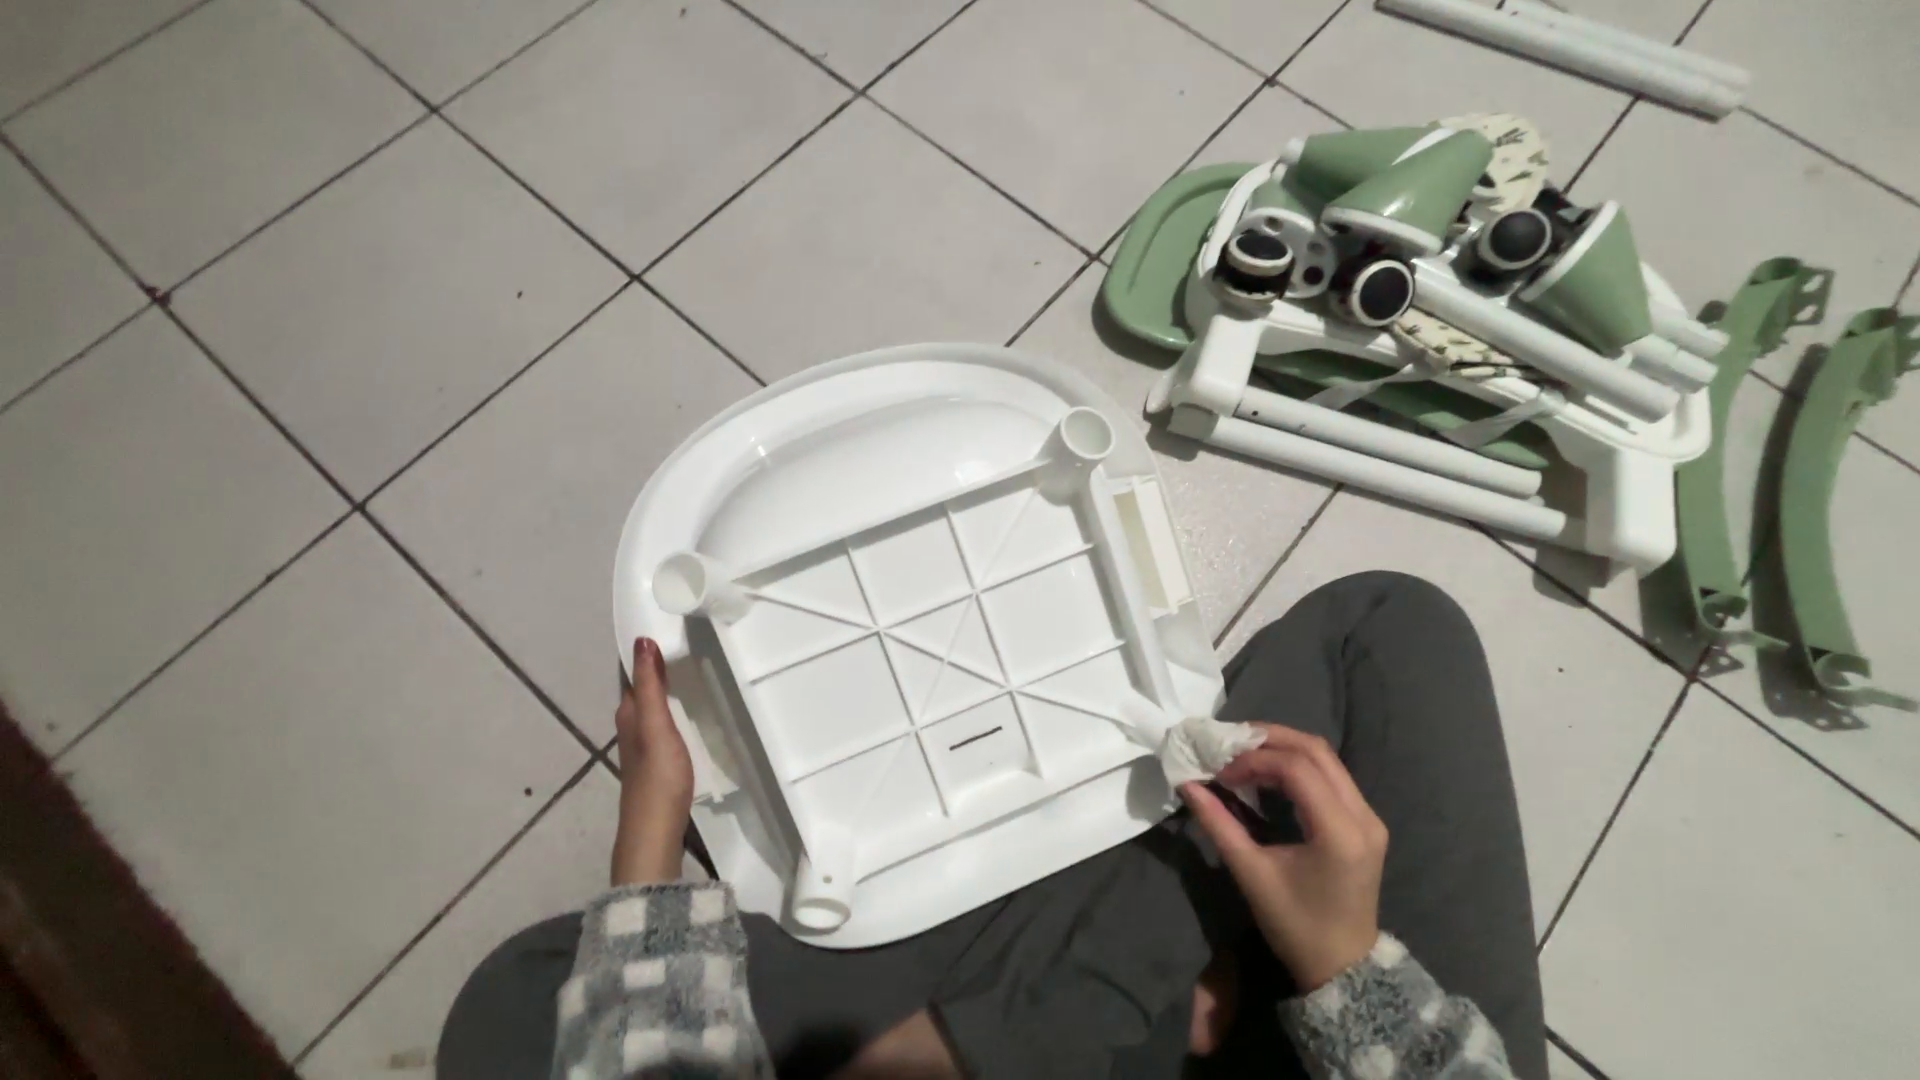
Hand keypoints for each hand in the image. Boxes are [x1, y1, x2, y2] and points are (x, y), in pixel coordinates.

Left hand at [611, 637, 695, 885]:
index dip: (647, 655)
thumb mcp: (656, 725)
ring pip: (653, 708)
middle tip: (687, 646)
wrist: (655, 830)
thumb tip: (642, 640)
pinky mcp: (658, 761)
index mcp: (629, 713)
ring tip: (692, 671)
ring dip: (667, 691)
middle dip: (658, 669)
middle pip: (643, 690)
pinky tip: (690, 713)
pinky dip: (674, 712)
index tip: (668, 631)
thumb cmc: (657, 775)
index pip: (634, 674)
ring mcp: (643, 746)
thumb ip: (650, 685)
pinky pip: (664, 725)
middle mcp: (631, 726)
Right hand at [1180, 726, 1386, 991]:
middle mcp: (1363, 816)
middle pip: (1316, 750)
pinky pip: (1331, 774)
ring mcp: (1369, 817)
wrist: (1342, 967)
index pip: (1296, 768)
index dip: (1253, 759)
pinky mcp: (1365, 821)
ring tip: (1244, 753)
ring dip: (1282, 748)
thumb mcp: (1251, 873)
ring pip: (1325, 758)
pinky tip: (1267, 771)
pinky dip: (1296, 764)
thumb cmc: (1295, 925)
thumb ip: (1218, 824)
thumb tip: (1187, 785)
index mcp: (1339, 832)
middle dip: (1268, 739)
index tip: (1221, 773)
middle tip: (1229, 744)